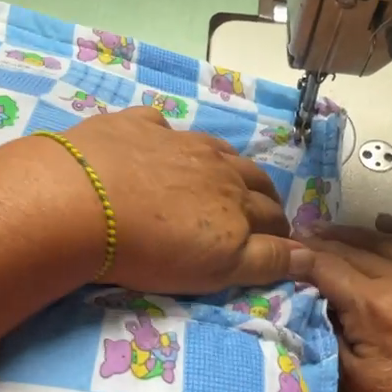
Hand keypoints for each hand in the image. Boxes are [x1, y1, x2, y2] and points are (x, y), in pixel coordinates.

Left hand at [24, 107, 295, 292]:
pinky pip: (160, 123)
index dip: (280, 231)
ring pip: (215, 148)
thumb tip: (309, 255)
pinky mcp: (134, 126)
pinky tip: (158, 143)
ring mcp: (174, 140)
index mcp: (237, 201)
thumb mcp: (218, 267)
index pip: (273, 215)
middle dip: (262, 196)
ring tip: (219, 179)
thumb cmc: (153, 247)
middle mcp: (215, 165)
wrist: (82, 202)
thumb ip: (266, 261)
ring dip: (226, 164)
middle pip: (251, 177)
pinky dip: (167, 135)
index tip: (279, 242)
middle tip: (256, 212)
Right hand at [293, 215, 391, 391]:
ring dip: (352, 233)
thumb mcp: (352, 376)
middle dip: (320, 243)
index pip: (325, 266)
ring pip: (384, 239)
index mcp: (376, 306)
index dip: (298, 258)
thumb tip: (307, 298)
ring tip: (325, 231)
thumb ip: (327, 328)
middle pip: (352, 248)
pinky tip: (382, 222)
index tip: (278, 254)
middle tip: (293, 239)